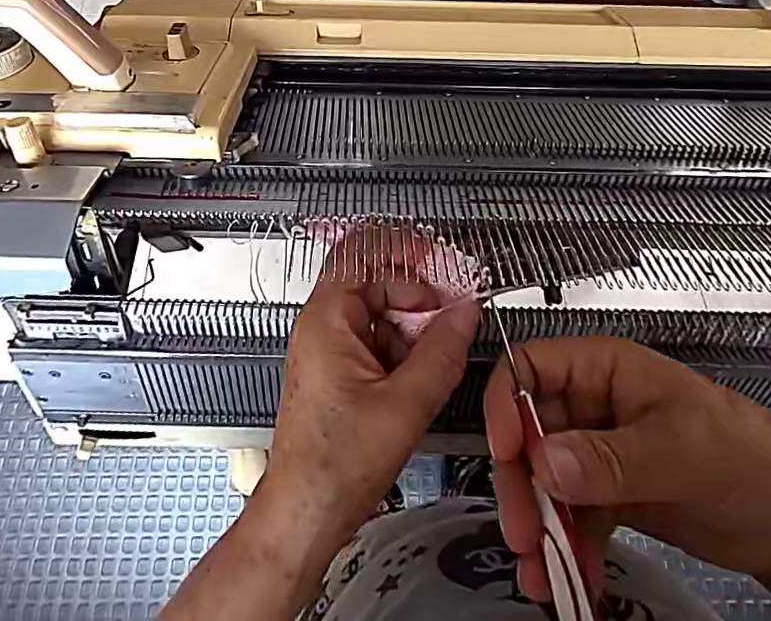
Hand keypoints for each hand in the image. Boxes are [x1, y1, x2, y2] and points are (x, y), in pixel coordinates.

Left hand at [255, 279, 480, 553]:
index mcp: (327, 320)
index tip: (439, 264)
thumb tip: (465, 313)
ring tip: (434, 360)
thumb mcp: (405, 404)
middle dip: (418, 299)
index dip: (405, 253)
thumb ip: (442, 351)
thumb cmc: (333, 466)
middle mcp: (323, 327)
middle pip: (377, 284)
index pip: (364, 255)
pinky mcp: (341, 371)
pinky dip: (404, 352)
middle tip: (451, 314)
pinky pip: (378, 341)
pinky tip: (419, 380)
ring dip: (413, 329)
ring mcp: (331, 349)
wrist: (305, 516)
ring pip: (381, 314)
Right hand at [484, 337, 770, 600]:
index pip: (533, 366)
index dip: (509, 401)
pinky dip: (567, 544)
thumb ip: (610, 457)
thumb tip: (547, 460)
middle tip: (525, 527)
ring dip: (539, 522)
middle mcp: (596, 404)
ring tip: (542, 565)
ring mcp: (602, 451)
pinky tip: (574, 573)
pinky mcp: (612, 492)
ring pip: (545, 477)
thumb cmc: (752, 454)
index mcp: (606, 369)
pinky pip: (572, 514)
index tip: (505, 449)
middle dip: (521, 480)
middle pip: (529, 428)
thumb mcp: (678, 449)